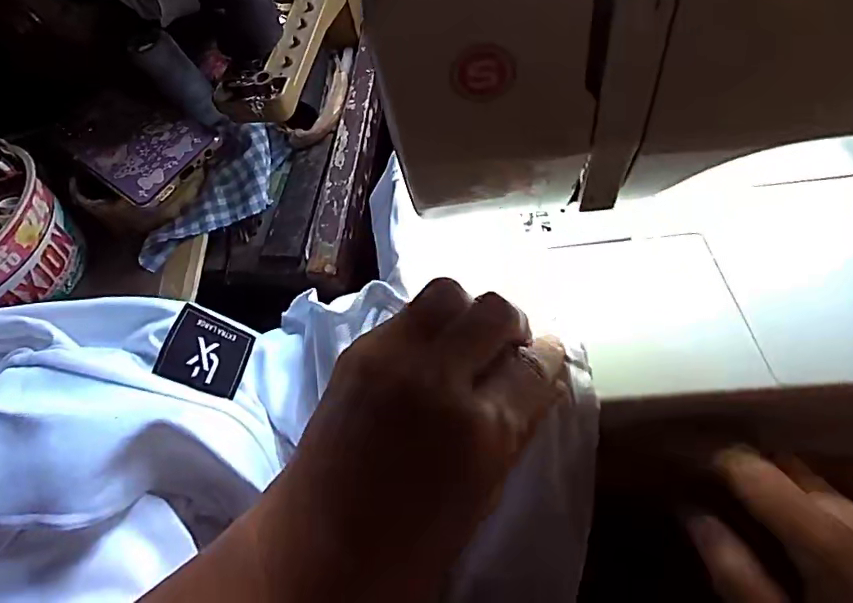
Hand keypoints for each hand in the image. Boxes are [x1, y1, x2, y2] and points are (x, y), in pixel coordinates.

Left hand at [145, 278, 568, 602]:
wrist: (304, 560)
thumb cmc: (407, 549)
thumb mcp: (481, 496)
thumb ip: (513, 430)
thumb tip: (540, 382)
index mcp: (478, 431)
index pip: (536, 366)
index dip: (548, 359)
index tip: (547, 359)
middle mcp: (437, 379)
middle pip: (496, 310)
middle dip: (513, 326)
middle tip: (508, 350)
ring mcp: (391, 358)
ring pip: (449, 292)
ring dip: (467, 313)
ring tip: (464, 343)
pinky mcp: (356, 351)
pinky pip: (408, 312)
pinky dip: (427, 326)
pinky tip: (425, 356)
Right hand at [687, 447, 852, 602]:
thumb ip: (735, 573)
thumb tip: (690, 512)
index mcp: (825, 533)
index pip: (751, 464)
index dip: (707, 452)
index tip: (673, 451)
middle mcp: (852, 511)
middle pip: (780, 462)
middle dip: (736, 463)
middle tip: (696, 474)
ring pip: (806, 479)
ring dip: (767, 482)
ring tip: (731, 498)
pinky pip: (830, 503)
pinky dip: (797, 503)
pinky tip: (780, 528)